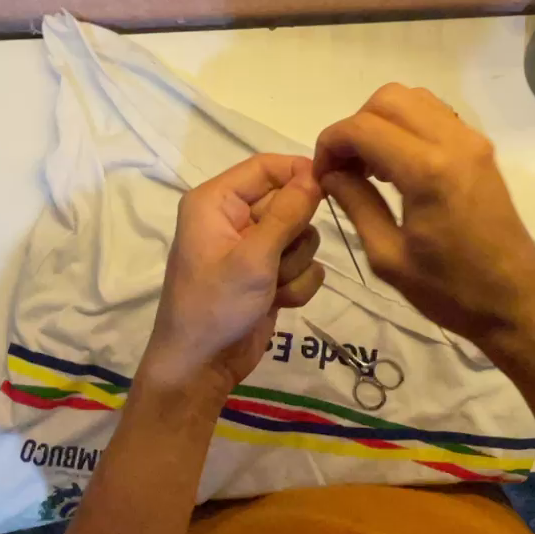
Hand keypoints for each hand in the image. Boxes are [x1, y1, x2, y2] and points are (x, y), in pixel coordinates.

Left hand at [141, 155, 325, 399]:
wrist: (202, 366)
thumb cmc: (217, 305)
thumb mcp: (253, 257)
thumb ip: (287, 213)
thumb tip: (315, 175)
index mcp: (216, 202)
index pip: (265, 167)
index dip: (300, 172)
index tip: (332, 186)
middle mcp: (234, 219)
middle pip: (290, 202)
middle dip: (295, 234)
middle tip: (277, 259)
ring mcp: (253, 250)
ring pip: (302, 238)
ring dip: (296, 265)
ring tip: (272, 286)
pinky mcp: (269, 276)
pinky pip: (303, 266)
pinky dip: (297, 285)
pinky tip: (278, 302)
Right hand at [314, 83, 534, 361]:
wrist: (514, 302)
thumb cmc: (449, 291)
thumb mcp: (388, 257)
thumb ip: (356, 204)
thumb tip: (330, 174)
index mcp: (427, 172)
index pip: (362, 128)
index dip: (331, 144)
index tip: (322, 176)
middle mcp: (453, 142)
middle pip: (387, 99)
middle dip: (354, 127)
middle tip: (343, 169)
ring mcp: (472, 141)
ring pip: (413, 99)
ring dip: (381, 122)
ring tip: (369, 167)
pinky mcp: (481, 149)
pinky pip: (435, 115)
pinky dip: (406, 126)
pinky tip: (397, 166)